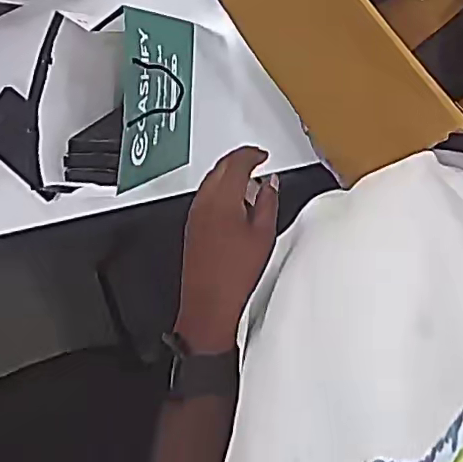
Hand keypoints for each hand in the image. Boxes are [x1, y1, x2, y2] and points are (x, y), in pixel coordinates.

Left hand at [175, 146, 279, 353]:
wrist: (209, 307)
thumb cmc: (235, 276)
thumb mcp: (264, 234)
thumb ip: (269, 201)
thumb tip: (270, 183)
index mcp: (223, 197)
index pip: (236, 161)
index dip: (252, 154)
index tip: (263, 155)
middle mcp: (204, 200)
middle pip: (221, 165)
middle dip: (240, 159)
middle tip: (257, 161)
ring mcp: (195, 212)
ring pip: (212, 178)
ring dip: (229, 173)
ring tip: (250, 182)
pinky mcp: (192, 224)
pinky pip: (206, 193)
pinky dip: (221, 188)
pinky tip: (235, 201)